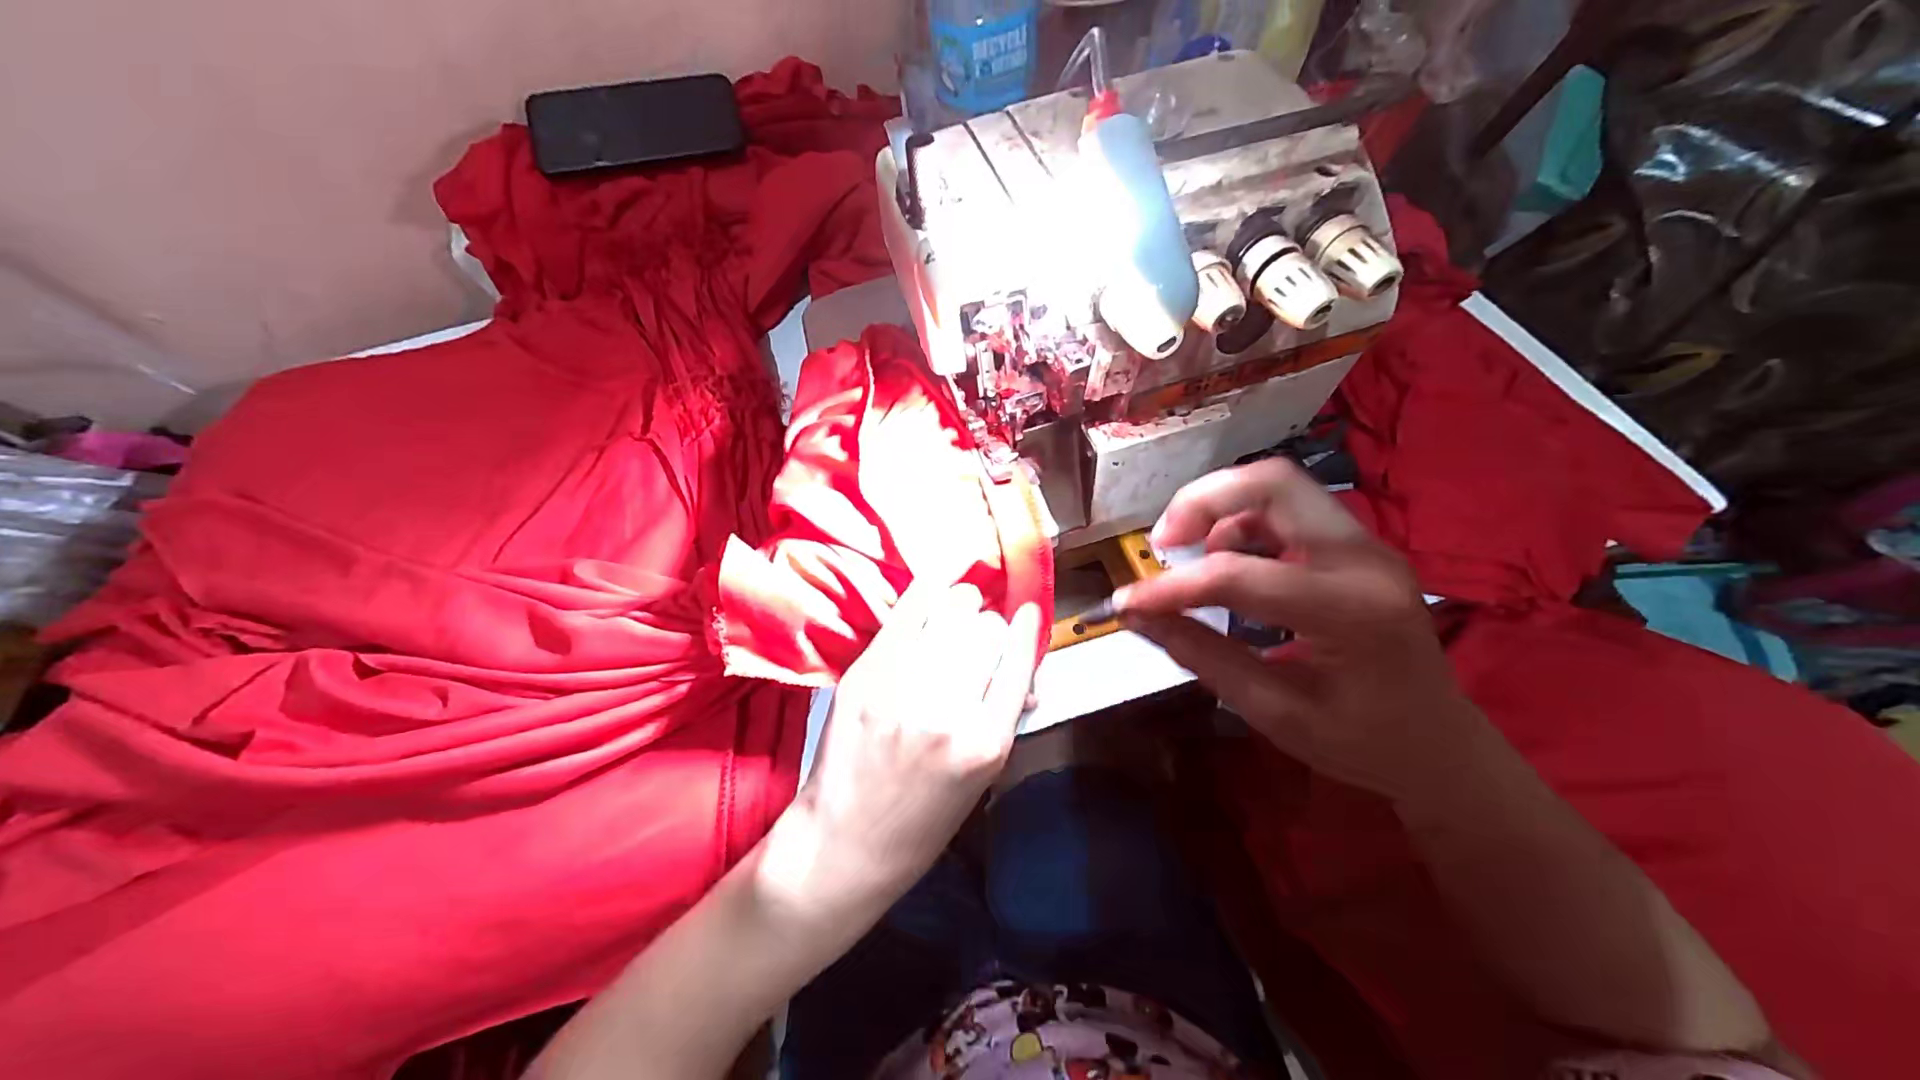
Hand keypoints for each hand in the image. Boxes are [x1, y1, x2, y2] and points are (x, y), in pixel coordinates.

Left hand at [764, 582, 1042, 920]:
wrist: (846, 843)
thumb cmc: (922, 820)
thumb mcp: (981, 777)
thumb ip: (1002, 716)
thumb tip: (1023, 671)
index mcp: (985, 744)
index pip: (1019, 660)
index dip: (1027, 629)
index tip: (1029, 612)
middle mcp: (946, 711)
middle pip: (986, 629)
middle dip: (990, 625)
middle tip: (980, 633)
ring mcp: (901, 688)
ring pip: (949, 608)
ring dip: (959, 606)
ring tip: (953, 616)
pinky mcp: (865, 673)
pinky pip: (906, 610)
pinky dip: (927, 594)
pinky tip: (934, 588)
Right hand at [1114, 458, 1492, 804]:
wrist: (1440, 744)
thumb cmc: (1362, 742)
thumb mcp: (1274, 711)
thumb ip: (1202, 655)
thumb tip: (1137, 616)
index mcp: (1349, 611)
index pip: (1239, 576)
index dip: (1172, 586)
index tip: (1126, 600)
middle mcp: (1364, 559)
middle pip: (1272, 482)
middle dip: (1201, 501)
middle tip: (1162, 543)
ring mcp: (1367, 545)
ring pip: (1280, 485)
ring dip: (1221, 506)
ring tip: (1188, 553)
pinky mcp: (1357, 546)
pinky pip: (1291, 506)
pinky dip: (1244, 518)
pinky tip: (1227, 558)